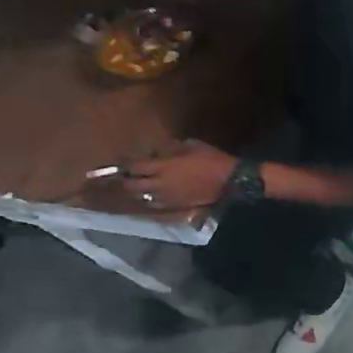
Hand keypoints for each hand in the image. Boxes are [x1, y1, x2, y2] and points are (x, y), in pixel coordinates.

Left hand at [122, 141, 237, 216]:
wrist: (229, 181)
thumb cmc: (212, 159)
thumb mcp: (193, 145)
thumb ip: (172, 148)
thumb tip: (160, 150)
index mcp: (163, 167)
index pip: (135, 167)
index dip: (127, 164)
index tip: (123, 161)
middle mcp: (159, 184)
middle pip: (133, 186)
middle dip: (127, 180)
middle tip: (127, 175)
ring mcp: (167, 197)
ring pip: (142, 198)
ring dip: (138, 192)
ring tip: (139, 186)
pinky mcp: (176, 206)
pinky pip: (156, 205)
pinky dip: (151, 200)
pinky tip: (154, 196)